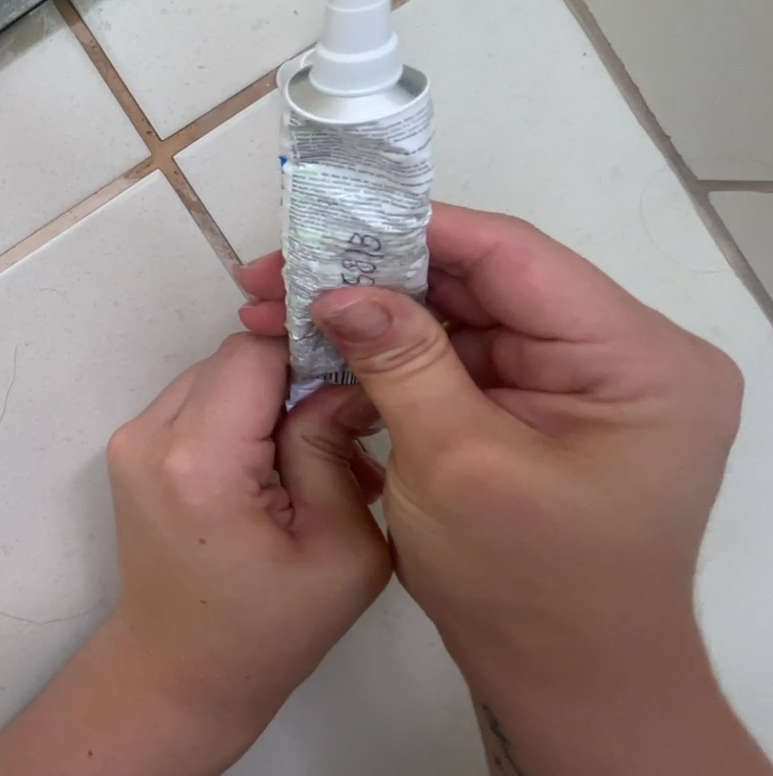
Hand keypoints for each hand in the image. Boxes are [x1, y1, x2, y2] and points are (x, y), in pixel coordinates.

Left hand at [0, 335, 388, 774]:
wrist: (180, 661)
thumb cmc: (269, 625)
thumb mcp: (341, 549)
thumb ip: (334, 451)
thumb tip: (344, 381)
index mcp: (198, 459)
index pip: (251, 355)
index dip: (305, 356)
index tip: (352, 383)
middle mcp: (148, 434)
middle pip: (227, 362)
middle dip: (288, 383)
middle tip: (339, 434)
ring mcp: (128, 438)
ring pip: (209, 377)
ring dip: (260, 401)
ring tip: (305, 459)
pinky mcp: (126, 447)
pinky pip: (188, 403)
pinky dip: (230, 417)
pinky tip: (264, 466)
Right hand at [238, 203, 765, 774]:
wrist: (556, 671)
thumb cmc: (528, 577)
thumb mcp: (457, 462)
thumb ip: (401, 363)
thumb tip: (333, 289)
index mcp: (630, 359)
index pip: (511, 257)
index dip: (410, 231)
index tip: (317, 227)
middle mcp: (601, 353)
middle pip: (467, 279)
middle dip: (362, 274)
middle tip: (269, 276)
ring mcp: (554, 377)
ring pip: (439, 311)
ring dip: (354, 309)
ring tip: (268, 308)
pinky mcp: (512, 401)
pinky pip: (431, 351)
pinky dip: (367, 346)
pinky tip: (305, 343)